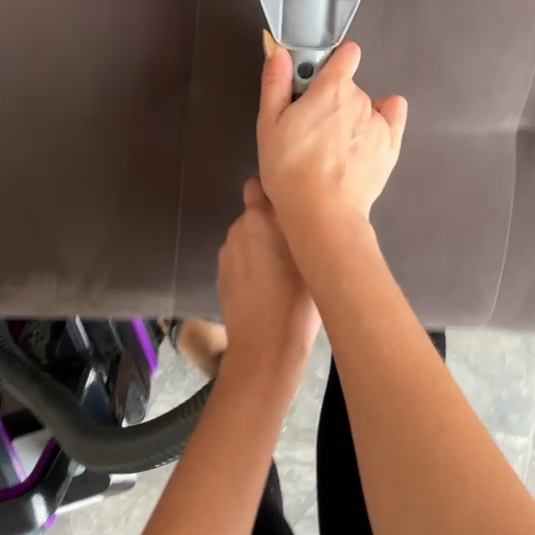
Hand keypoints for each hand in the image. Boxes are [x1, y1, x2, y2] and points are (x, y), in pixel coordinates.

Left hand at [216, 179, 319, 377]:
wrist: (264, 348)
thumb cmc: (297, 300)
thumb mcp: (312, 257)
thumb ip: (305, 227)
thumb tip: (306, 211)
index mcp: (259, 218)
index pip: (258, 186)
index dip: (274, 192)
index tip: (292, 205)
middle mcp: (238, 229)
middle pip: (255, 214)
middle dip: (271, 222)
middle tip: (295, 242)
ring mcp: (226, 254)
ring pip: (247, 238)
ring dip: (261, 245)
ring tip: (283, 270)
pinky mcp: (221, 276)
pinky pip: (240, 259)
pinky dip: (251, 266)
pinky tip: (267, 288)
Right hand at [256, 40, 407, 235]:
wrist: (321, 212)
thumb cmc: (288, 167)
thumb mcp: (269, 123)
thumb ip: (275, 82)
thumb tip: (280, 51)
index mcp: (331, 87)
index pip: (346, 54)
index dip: (331, 63)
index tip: (315, 81)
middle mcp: (360, 98)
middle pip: (348, 88)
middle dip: (331, 100)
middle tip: (311, 129)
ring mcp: (379, 122)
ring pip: (365, 107)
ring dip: (351, 118)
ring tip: (333, 149)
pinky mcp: (392, 145)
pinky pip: (392, 117)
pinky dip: (381, 121)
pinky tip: (364, 140)